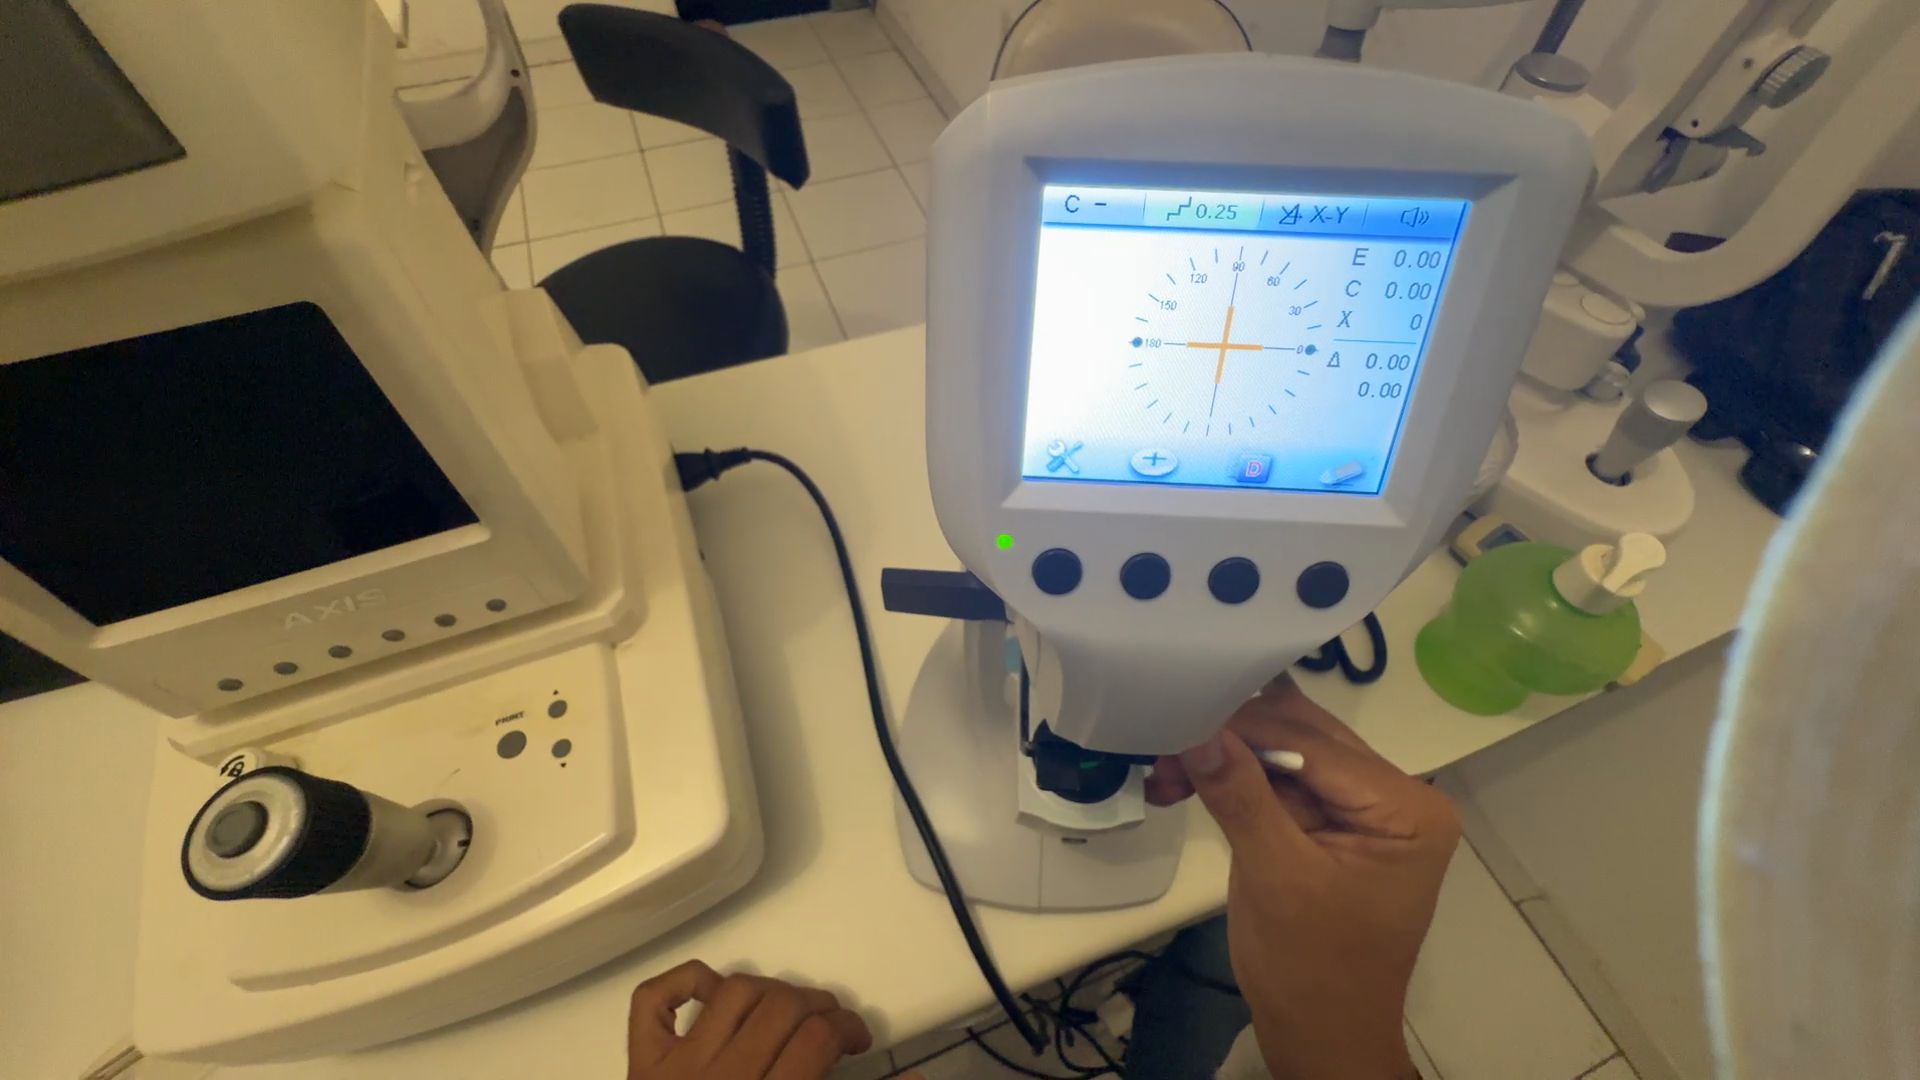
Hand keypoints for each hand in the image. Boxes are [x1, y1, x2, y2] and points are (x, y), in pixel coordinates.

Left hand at [626, 961, 873, 1079]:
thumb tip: (919, 1076)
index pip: (818, 1038)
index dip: (849, 1027)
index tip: (858, 1039)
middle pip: (783, 1007)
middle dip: (818, 1006)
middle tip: (829, 1025)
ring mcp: (672, 1071)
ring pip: (734, 991)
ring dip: (769, 991)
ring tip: (785, 1012)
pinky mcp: (639, 1067)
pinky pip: (653, 1001)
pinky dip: (682, 983)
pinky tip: (711, 993)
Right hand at [1146, 676, 1459, 1079]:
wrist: (1318, 1033)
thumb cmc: (1312, 967)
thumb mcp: (1276, 876)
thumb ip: (1241, 796)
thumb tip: (1200, 729)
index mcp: (1405, 806)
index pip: (1314, 743)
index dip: (1244, 728)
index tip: (1179, 718)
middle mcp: (1389, 792)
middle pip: (1298, 733)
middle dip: (1229, 737)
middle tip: (1167, 743)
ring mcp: (1354, 801)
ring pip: (1277, 746)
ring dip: (1220, 752)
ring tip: (1165, 769)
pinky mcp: (1320, 813)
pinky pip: (1268, 774)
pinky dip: (1224, 774)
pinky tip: (1179, 782)